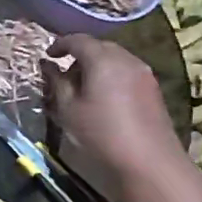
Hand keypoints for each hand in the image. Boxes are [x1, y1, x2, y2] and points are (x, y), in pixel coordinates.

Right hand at [43, 34, 185, 175]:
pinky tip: (103, 97)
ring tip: (82, 87)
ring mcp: (144, 74)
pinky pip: (126, 71)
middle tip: (63, 74)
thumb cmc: (100, 132)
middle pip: (99, 47)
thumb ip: (57, 82)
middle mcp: (126, 60)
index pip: (79, 40)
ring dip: (96, 65)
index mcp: (103, 60)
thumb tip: (49, 65)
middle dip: (79, 55)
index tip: (48, 55)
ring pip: (115, 58)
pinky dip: (110, 75)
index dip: (60, 44)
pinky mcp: (153, 89)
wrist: (148, 161)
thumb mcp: (68, 108)